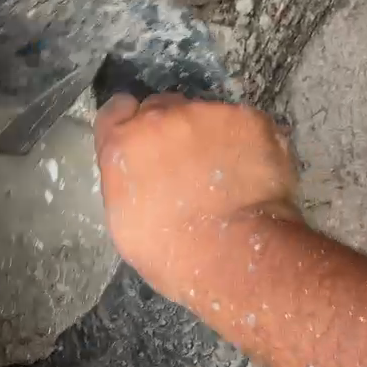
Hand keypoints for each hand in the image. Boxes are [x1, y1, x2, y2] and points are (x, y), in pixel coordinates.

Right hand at [94, 93, 301, 280]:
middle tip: (187, 171)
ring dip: (209, 138)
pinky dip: (245, 144)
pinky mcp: (249, 119)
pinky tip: (250, 176)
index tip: (142, 145)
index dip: (129, 126)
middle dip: (170, 133)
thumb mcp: (127, 225)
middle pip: (161, 109)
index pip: (115, 112)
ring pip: (205, 116)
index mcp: (123, 146)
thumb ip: (128, 184)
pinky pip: (242, 126)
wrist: (234, 256)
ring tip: (224, 179)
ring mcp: (208, 113)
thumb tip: (142, 175)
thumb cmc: (173, 256)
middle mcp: (161, 118)